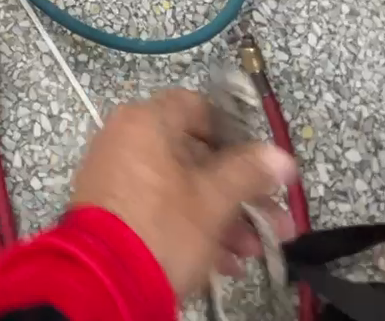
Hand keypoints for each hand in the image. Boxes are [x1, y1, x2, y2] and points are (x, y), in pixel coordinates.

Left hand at [70, 89, 296, 295]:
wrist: (105, 277)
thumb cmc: (163, 227)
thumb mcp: (213, 201)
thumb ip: (248, 174)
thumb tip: (279, 156)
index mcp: (145, 121)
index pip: (193, 106)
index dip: (230, 130)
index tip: (258, 160)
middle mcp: (125, 136)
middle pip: (192, 152)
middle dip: (237, 188)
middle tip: (273, 219)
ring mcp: (115, 169)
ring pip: (179, 183)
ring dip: (220, 213)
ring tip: (252, 250)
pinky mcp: (112, 203)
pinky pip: (158, 203)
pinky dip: (189, 224)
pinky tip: (223, 261)